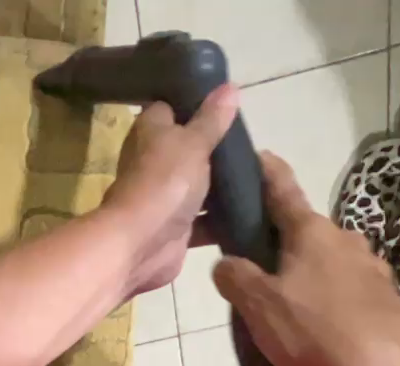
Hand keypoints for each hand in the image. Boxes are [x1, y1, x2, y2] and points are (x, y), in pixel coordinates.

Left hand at [99, 84, 239, 299]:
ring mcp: (163, 197)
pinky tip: (249, 210)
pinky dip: (221, 219)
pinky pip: (203, 221)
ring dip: (221, 185)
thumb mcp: (194, 142)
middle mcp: (153, 161)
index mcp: (150, 130)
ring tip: (257, 173)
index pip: (172, 106)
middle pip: (188, 148)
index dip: (196, 103)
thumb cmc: (164, 182)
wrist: (141, 244)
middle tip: (249, 141)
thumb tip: (230, 87)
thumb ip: (212, 119)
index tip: (226, 103)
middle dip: (215, 147)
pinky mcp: (175, 229)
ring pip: (197, 185)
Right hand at [211, 152, 399, 365]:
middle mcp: (346, 240)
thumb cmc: (311, 330)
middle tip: (262, 273)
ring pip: (331, 265)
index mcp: (311, 232)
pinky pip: (351, 295)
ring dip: (311, 278)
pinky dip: (334, 305)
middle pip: (308, 234)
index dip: (266, 172)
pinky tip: (325, 332)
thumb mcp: (257, 306)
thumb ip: (235, 278)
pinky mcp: (389, 302)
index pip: (282, 190)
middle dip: (286, 246)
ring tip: (294, 313)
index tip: (258, 155)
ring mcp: (373, 270)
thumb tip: (226, 263)